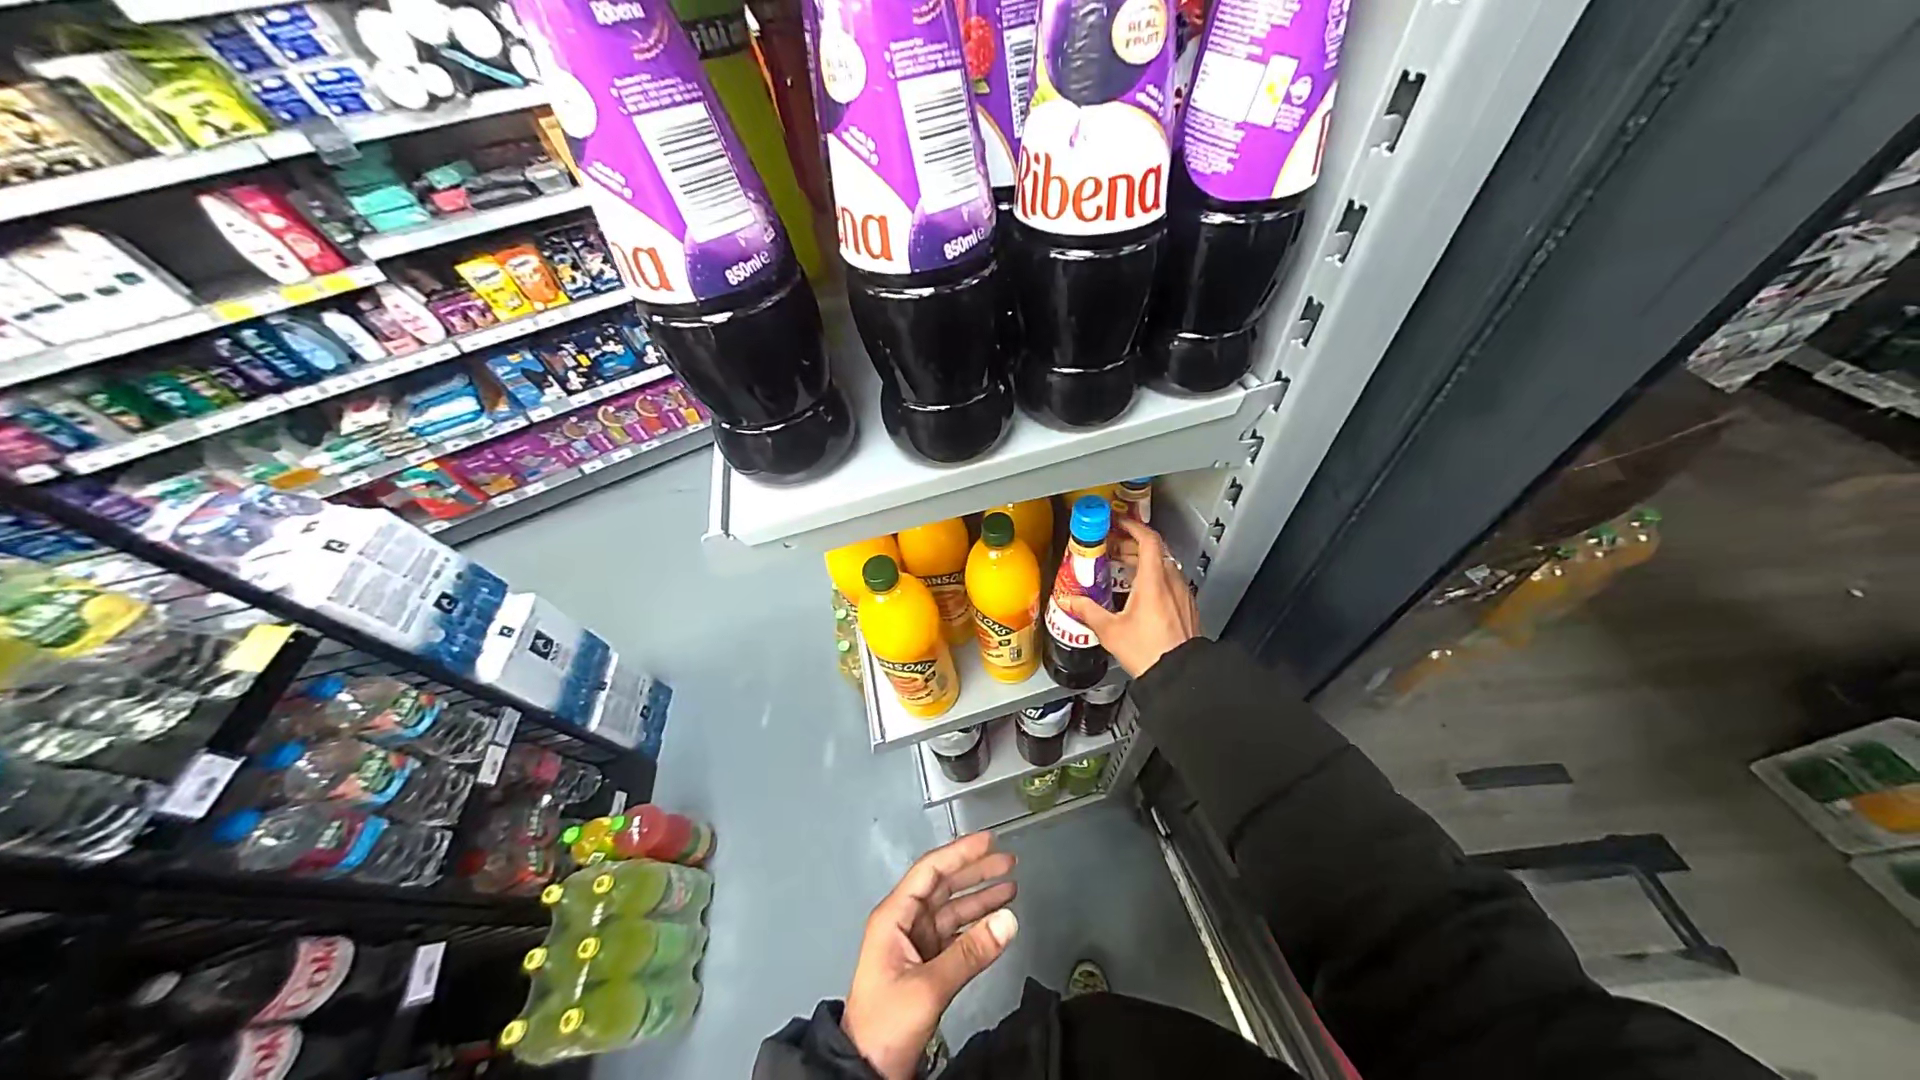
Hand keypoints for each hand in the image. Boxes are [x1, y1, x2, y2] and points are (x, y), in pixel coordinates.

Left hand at [842, 832, 1018, 1079]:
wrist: (866, 1068)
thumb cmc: (886, 1022)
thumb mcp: (929, 986)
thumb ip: (970, 952)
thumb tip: (1008, 920)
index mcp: (894, 916)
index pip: (930, 871)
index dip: (960, 853)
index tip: (987, 841)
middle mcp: (904, 922)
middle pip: (943, 886)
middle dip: (975, 872)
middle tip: (1008, 862)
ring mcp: (915, 943)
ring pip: (952, 910)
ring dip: (980, 898)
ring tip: (1010, 887)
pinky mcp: (925, 964)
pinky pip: (955, 934)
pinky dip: (976, 926)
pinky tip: (996, 921)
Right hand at [1064, 517, 1199, 676]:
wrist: (1179, 675)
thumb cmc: (1149, 653)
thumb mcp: (1110, 630)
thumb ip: (1088, 610)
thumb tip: (1072, 601)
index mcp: (1153, 581)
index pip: (1148, 539)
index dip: (1133, 527)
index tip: (1120, 524)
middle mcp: (1172, 583)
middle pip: (1155, 551)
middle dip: (1133, 546)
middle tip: (1114, 548)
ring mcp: (1183, 595)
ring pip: (1164, 567)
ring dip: (1145, 563)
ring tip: (1124, 571)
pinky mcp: (1187, 609)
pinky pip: (1172, 584)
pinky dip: (1156, 580)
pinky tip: (1142, 595)